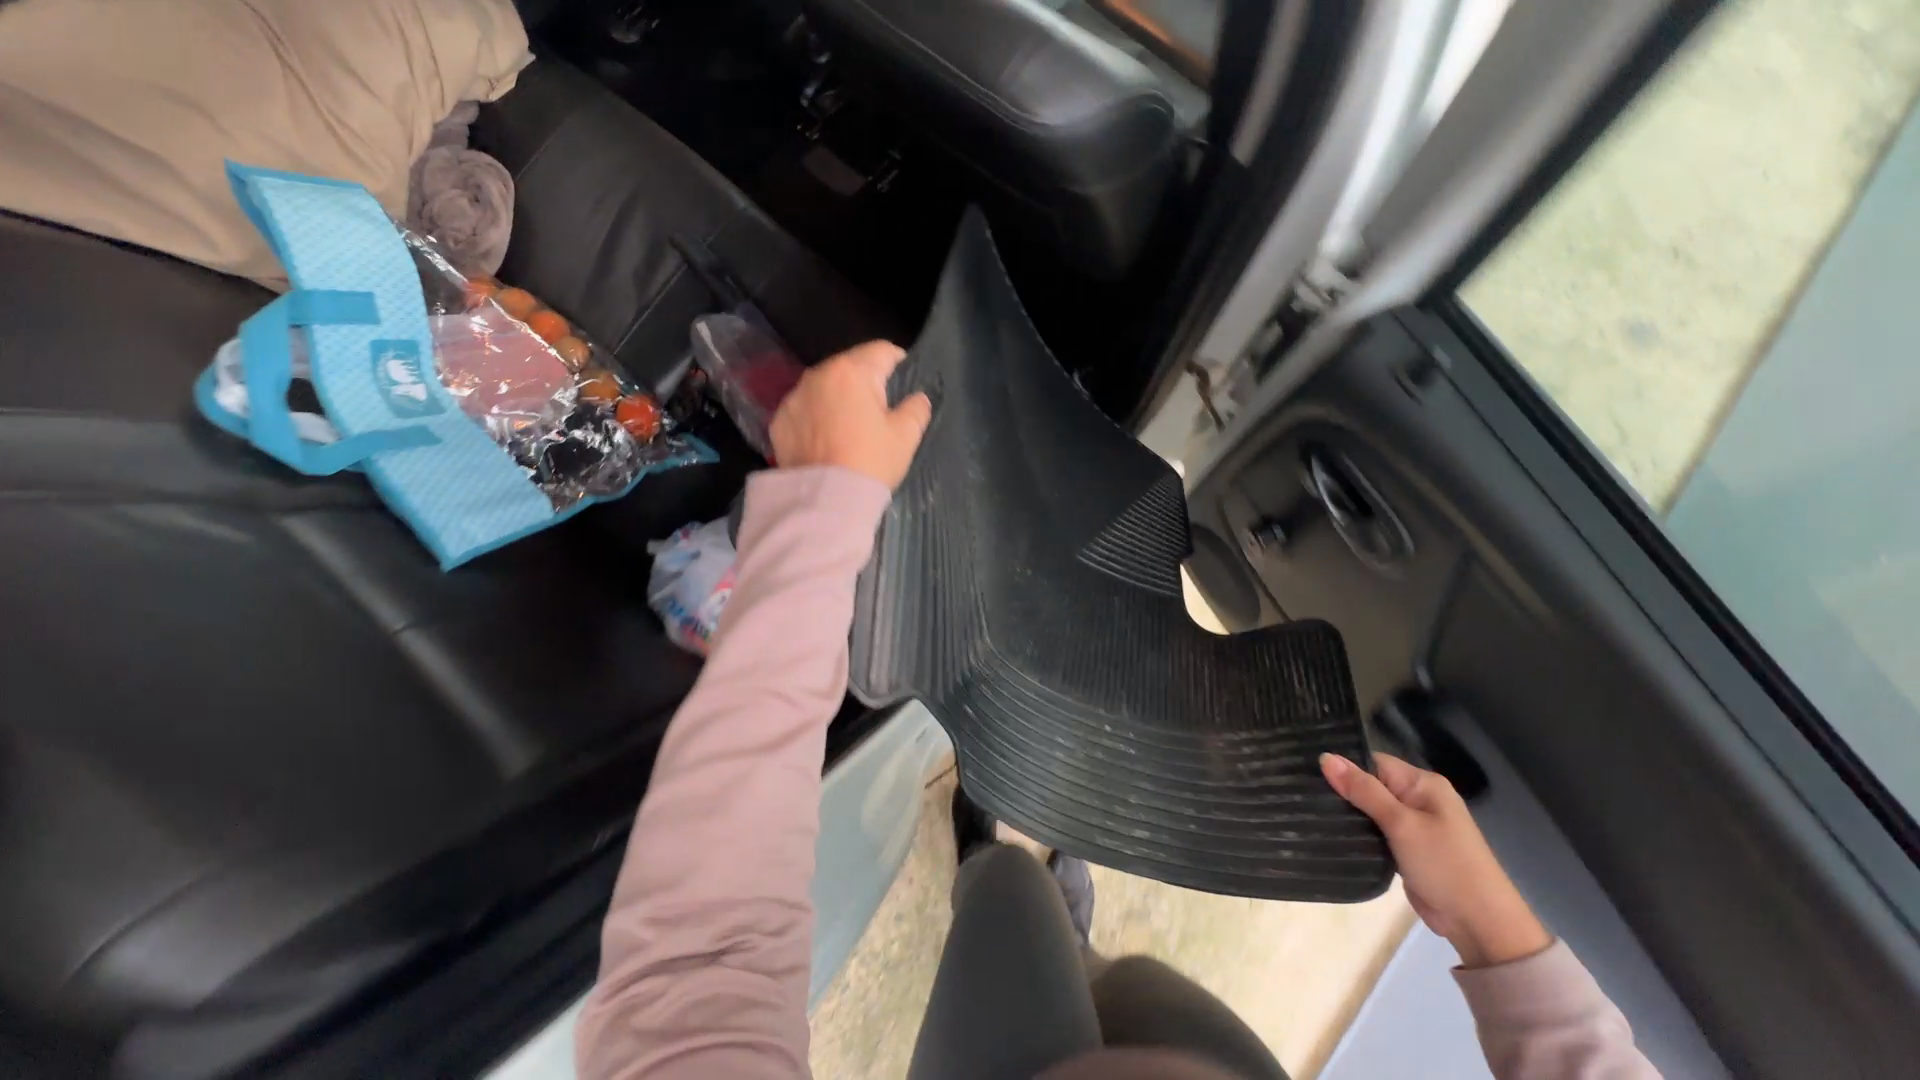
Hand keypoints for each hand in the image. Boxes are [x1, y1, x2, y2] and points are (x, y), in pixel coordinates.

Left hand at [769, 341, 931, 489]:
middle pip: (850, 366)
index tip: (906, 385)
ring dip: (838, 398)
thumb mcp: (905, 437)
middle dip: (865, 382)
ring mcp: (794, 397)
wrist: (824, 501)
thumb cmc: (870, 463)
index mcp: (853, 371)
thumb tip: (918, 398)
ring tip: (849, 427)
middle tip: (878, 412)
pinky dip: (815, 417)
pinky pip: (804, 409)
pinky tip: (825, 441)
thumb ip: (916, 409)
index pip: (883, 351)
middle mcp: (818, 374)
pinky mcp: (778, 420)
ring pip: (824, 387)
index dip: (900, 364)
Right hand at [1321, 752, 1551, 968]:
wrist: (1478, 921)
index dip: (1344, 766)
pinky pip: (1376, 833)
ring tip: (1307, 812)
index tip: (1307, 772)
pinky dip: (1359, 834)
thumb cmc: (1444, 864)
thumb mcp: (1401, 823)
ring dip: (1349, 815)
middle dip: (1342, 791)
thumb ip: (1364, 790)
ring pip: (1371, 811)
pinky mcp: (1407, 850)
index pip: (1374, 762)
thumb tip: (1326, 757)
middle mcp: (1419, 799)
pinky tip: (1332, 835)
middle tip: (1301, 794)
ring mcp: (1414, 826)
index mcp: (1423, 784)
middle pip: (1371, 785)